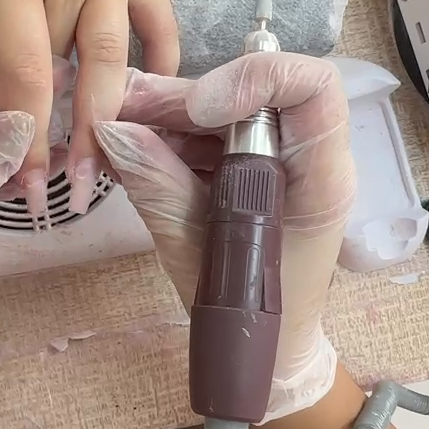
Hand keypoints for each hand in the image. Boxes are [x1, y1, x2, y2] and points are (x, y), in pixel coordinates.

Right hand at [97, 52, 354, 420]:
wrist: (273, 349)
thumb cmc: (250, 313)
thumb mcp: (194, 252)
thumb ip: (157, 187)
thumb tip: (110, 131)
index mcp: (318, 177)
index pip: (312, 88)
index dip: (254, 79)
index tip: (196, 108)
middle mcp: (303, 156)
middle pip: (249, 95)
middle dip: (179, 98)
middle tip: (117, 109)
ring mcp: (275, 162)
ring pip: (221, 112)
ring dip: (163, 115)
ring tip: (110, 128)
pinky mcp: (248, 171)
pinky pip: (208, 137)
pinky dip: (166, 138)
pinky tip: (130, 147)